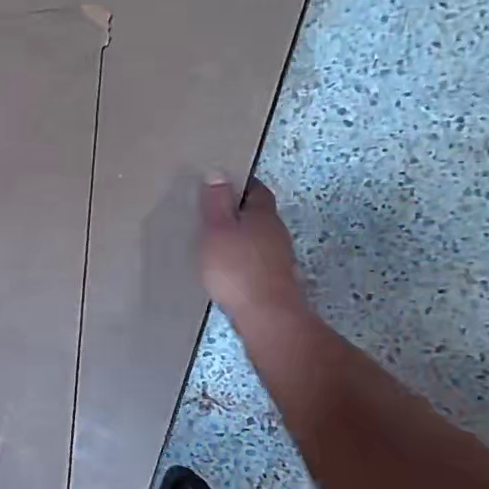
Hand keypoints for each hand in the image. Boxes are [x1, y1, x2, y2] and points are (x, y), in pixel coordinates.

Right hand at [199, 175, 306, 322]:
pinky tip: (224, 265)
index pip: (256, 189)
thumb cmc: (237, 267)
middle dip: (237, 210)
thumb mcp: (217, 229)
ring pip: (257, 237)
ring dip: (239, 234)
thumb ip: (216, 202)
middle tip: (210, 210)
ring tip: (212, 238)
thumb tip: (218, 172)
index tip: (220, 183)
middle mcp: (276, 233)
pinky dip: (241, 256)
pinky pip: (255, 258)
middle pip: (258, 214)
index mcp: (263, 215)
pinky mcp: (274, 279)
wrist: (267, 316)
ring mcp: (278, 258)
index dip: (240, 183)